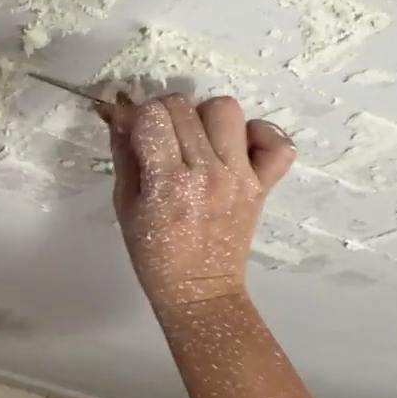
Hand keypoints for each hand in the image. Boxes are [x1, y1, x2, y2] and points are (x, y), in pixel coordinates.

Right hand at [102, 94, 296, 309]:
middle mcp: (206, 171)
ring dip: (205, 117)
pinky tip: (237, 148)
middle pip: (184, 106)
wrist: (199, 291)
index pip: (152, 114)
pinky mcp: (264, 184)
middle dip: (164, 113)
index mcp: (166, 180)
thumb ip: (124, 153)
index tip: (135, 131)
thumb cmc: (152, 252)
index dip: (139, 115)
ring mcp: (240, 176)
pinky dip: (259, 136)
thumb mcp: (124, 202)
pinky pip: (277, 142)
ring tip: (197, 140)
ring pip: (227, 110)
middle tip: (160, 138)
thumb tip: (119, 113)